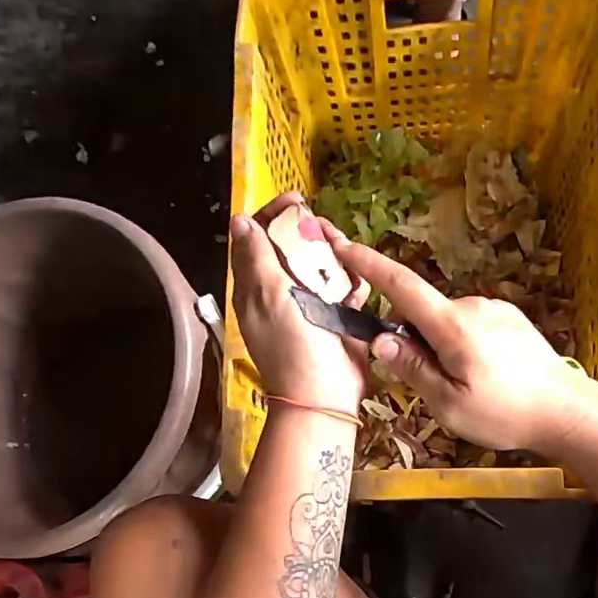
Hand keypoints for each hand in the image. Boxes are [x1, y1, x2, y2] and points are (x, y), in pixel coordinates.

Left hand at [230, 194, 369, 411]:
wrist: (323, 394)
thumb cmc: (292, 345)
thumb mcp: (268, 296)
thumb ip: (256, 257)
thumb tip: (240, 220)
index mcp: (255, 287)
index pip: (256, 238)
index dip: (273, 215)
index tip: (297, 202)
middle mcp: (280, 292)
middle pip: (291, 247)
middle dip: (309, 232)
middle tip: (326, 231)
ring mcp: (309, 305)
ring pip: (320, 264)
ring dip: (334, 253)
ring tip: (345, 253)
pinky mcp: (336, 317)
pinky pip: (344, 288)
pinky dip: (352, 281)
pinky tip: (357, 285)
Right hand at [327, 225, 587, 452]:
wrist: (567, 411)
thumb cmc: (505, 413)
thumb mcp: (447, 403)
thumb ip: (412, 368)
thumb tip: (381, 339)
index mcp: (453, 326)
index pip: (402, 286)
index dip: (369, 265)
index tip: (343, 247)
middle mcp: (473, 306)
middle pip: (423, 314)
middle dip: (414, 341)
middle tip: (431, 385)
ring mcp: (494, 309)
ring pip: (446, 323)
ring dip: (440, 347)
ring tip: (466, 387)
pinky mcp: (509, 318)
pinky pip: (469, 326)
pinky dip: (461, 345)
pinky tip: (485, 376)